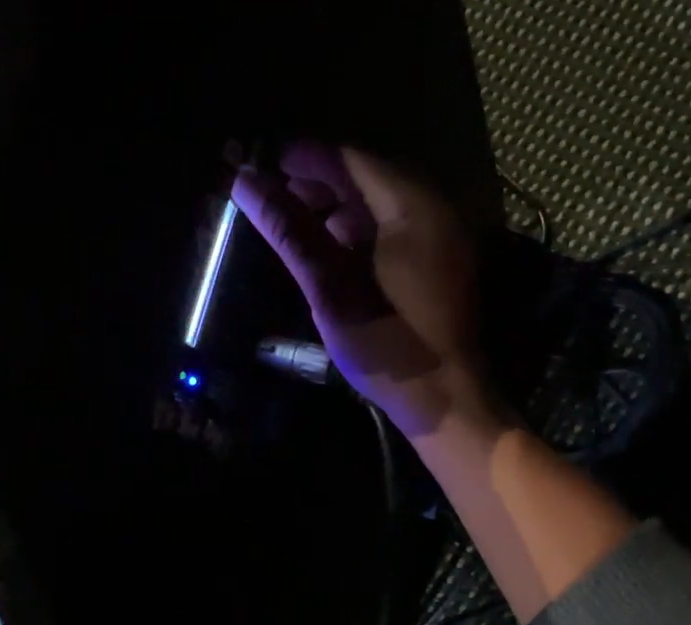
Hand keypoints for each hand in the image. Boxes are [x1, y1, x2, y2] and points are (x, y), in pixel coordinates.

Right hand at [231, 143, 498, 436]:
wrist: (445, 399)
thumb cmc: (386, 345)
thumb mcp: (330, 289)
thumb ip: (289, 232)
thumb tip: (243, 184)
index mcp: (412, 208)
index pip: (350, 160)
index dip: (305, 159)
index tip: (264, 166)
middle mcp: (436, 210)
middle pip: (370, 176)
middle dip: (322, 183)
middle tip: (277, 197)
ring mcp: (446, 237)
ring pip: (387, 202)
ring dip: (343, 208)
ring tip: (300, 225)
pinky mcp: (446, 263)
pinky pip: (403, 227)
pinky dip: (368, 229)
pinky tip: (338, 250)